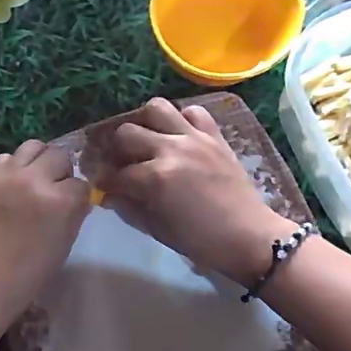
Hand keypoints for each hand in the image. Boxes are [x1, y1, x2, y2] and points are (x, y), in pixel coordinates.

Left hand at [0, 141, 90, 323]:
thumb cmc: (33, 270)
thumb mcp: (67, 240)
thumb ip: (75, 211)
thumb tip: (78, 194)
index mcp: (61, 200)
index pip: (81, 182)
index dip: (79, 195)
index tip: (75, 206)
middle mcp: (35, 180)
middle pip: (59, 155)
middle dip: (62, 171)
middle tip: (56, 188)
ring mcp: (8, 176)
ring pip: (33, 146)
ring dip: (40, 160)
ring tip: (37, 178)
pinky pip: (6, 157)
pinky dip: (14, 166)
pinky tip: (14, 183)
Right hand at [97, 98, 300, 284]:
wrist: (249, 236)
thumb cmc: (201, 241)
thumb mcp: (158, 229)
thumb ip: (130, 208)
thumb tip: (109, 195)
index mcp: (155, 178)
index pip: (116, 174)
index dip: (104, 182)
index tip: (101, 187)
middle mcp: (171, 150)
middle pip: (127, 133)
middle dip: (116, 150)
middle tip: (119, 163)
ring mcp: (195, 138)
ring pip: (157, 109)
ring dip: (145, 122)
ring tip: (146, 139)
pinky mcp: (215, 136)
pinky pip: (194, 112)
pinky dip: (181, 119)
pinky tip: (178, 136)